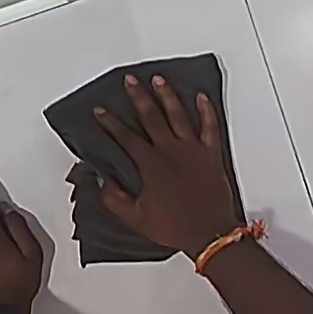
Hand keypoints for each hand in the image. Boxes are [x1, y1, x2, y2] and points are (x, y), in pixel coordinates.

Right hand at [94, 74, 240, 258]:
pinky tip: (201, 97)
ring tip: (159, 79)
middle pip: (151, 116)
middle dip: (138, 96)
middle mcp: (171, 151)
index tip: (101, 110)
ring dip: (167, 95)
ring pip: (178, 115)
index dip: (111, 122)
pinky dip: (206, 110)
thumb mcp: (135, 218)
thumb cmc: (175, 227)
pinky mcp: (211, 154)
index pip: (126, 137)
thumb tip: (102, 181)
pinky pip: (210, 127)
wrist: (210, 234)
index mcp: (151, 165)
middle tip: (130, 81)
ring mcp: (193, 150)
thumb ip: (114, 199)